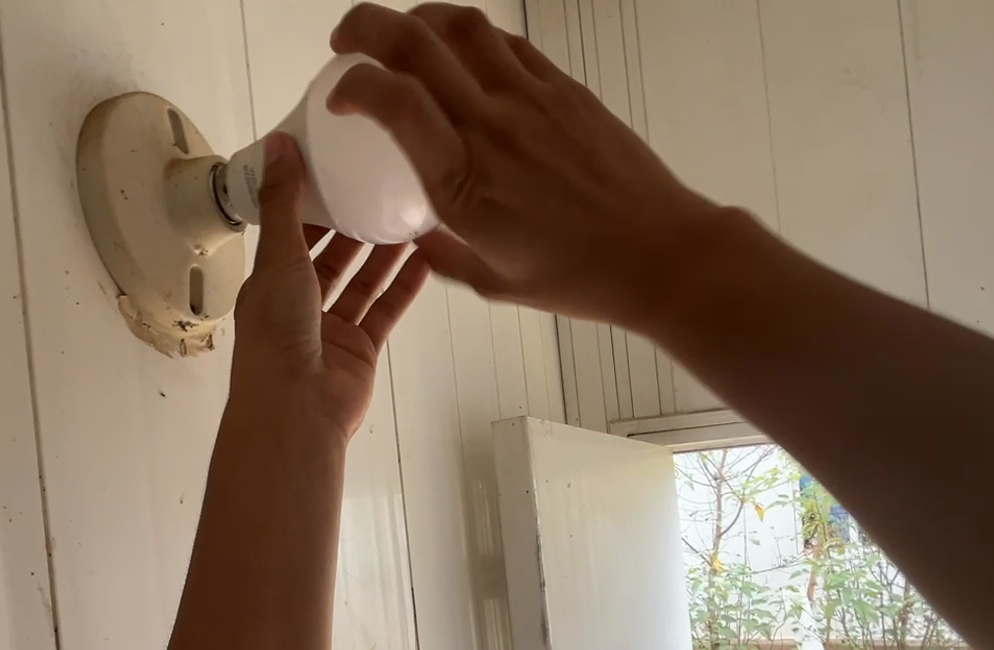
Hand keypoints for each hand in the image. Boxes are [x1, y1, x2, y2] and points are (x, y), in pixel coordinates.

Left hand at [229, 133, 430, 441]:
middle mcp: (298, 305)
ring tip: (412, 214)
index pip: (292, 233)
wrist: (296, 407)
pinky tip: (426, 258)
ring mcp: (330, 330)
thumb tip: (278, 144)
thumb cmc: (278, 334)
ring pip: (362, 282)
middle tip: (384, 185)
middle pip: (331, 256)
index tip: (338, 166)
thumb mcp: (278, 258)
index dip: (313, 202)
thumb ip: (284, 204)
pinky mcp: (360, 350)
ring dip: (384, 252)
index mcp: (269, 283)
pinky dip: (403, 287)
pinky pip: (384, 311)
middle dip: (355, 223)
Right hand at [328, 2, 723, 332]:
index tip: (338, 94)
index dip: (355, 84)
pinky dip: (469, 36)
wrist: (655, 252)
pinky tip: (459, 53)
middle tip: (346, 39)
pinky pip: (505, 42)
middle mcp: (492, 128)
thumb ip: (444, 254)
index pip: (396, 103)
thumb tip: (420, 238)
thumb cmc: (575, 276)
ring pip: (462, 26)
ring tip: (399, 34)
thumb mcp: (492, 280)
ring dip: (418, 18)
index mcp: (464, 183)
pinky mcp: (563, 88)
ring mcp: (531, 99)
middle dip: (368, 27)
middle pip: (418, 44)